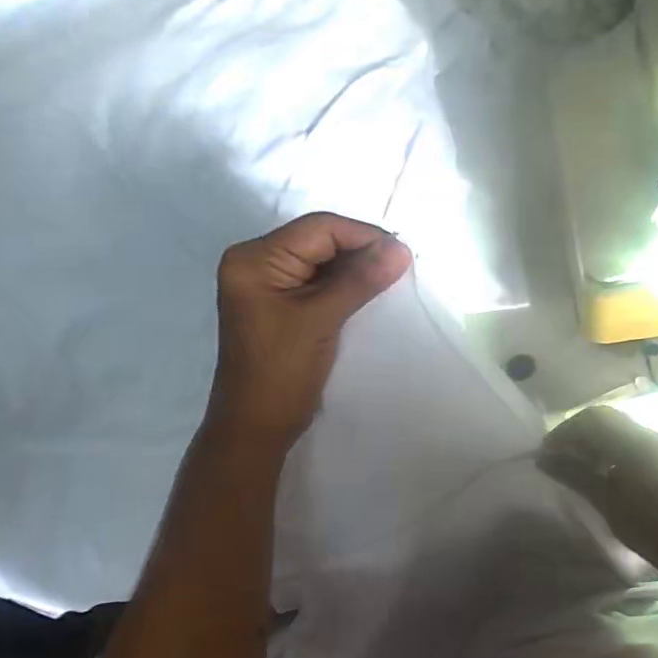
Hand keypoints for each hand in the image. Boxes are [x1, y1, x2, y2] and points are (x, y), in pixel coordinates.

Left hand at [207, 212, 410, 447]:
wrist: (256, 428)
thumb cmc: (280, 374)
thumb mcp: (320, 321)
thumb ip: (359, 281)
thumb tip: (401, 248)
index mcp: (255, 259)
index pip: (317, 229)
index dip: (362, 235)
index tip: (402, 252)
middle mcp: (257, 264)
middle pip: (318, 242)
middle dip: (360, 251)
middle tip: (400, 267)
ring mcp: (268, 286)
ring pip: (321, 263)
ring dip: (355, 270)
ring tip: (390, 280)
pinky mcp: (281, 307)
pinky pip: (317, 285)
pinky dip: (343, 287)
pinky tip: (369, 294)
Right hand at [539, 406, 657, 579]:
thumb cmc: (647, 529)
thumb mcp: (604, 502)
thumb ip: (573, 474)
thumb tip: (543, 458)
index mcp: (636, 444)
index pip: (592, 421)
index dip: (564, 432)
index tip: (545, 451)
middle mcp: (651, 434)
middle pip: (605, 418)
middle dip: (577, 431)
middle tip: (556, 453)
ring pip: (619, 426)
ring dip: (594, 438)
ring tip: (574, 461)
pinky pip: (632, 438)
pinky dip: (611, 445)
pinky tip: (601, 467)